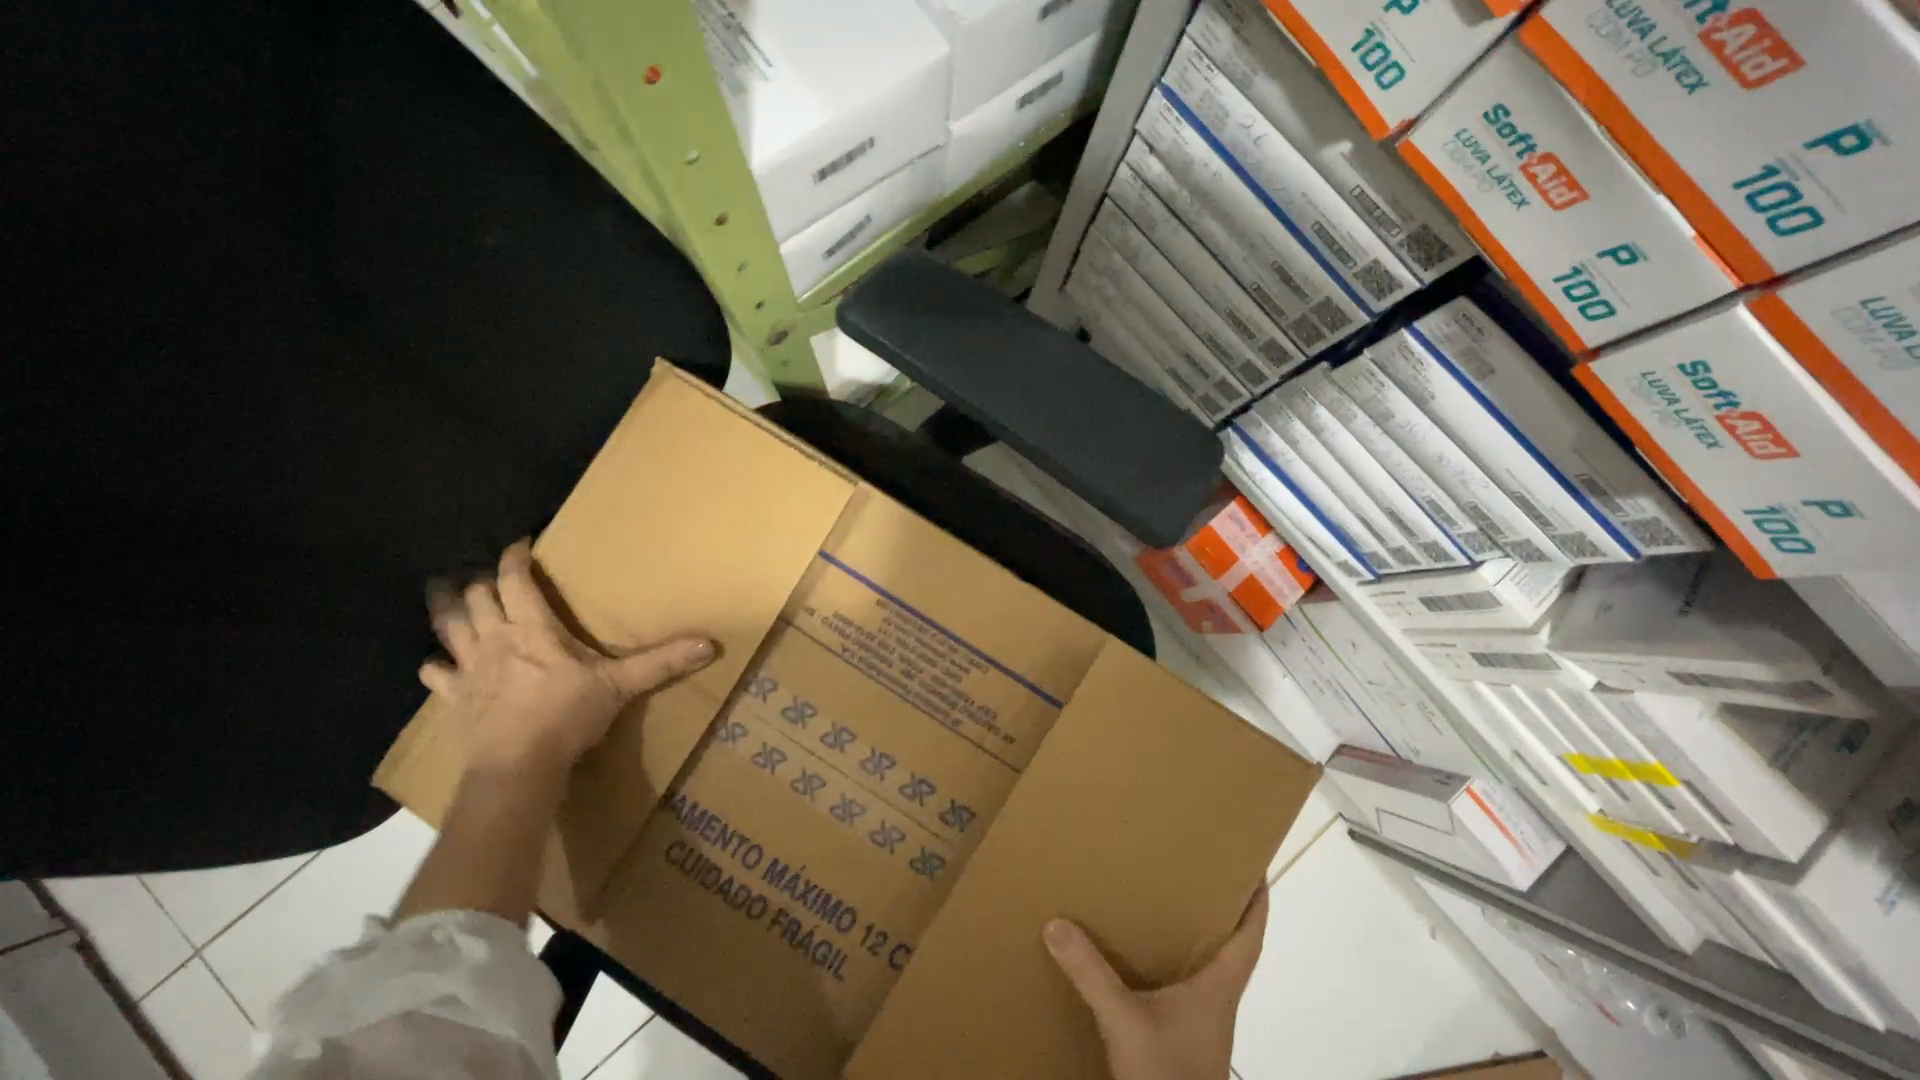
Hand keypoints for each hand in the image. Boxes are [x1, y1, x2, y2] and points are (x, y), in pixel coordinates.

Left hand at [419, 539, 714, 775]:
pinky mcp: (453, 699)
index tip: (520, 543)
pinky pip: (436, 674)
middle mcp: (494, 639)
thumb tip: (710, 644)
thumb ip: (661, 663)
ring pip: (447, 626)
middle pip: (475, 597)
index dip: (514, 557)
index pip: (514, 580)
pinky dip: (437, 665)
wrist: (518, 768)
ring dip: (445, 607)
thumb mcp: (620, 686)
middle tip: (489, 575)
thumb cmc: (567, 718)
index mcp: (531, 629)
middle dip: (479, 581)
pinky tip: (441, 664)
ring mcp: (469, 669)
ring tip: (444, 593)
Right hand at [1045, 888, 1268, 1079]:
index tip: (1254, 865)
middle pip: (1232, 946)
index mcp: (1220, 985)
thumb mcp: (1123, 1019)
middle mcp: (1219, 999)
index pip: (1251, 933)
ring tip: (1168, 907)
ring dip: (1197, 939)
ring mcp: (1205, 1023)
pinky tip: (1144, 965)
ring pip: (1210, 970)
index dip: (1257, 899)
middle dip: (1221, 910)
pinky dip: (1174, 968)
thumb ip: (1091, 973)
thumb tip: (1056, 924)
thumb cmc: (1166, 1071)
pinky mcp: (1187, 1040)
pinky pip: (1187, 991)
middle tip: (1198, 874)